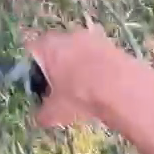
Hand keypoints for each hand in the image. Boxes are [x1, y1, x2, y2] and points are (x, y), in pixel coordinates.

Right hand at [27, 25, 153, 128]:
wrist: (122, 89)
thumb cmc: (79, 95)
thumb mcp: (56, 111)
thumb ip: (43, 113)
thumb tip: (40, 118)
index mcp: (46, 46)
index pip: (30, 52)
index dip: (32, 70)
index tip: (39, 87)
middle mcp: (65, 35)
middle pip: (54, 49)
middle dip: (56, 67)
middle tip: (61, 89)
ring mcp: (90, 36)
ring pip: (77, 51)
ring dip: (78, 66)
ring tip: (84, 90)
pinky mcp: (110, 43)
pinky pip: (96, 55)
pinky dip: (96, 67)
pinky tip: (102, 86)